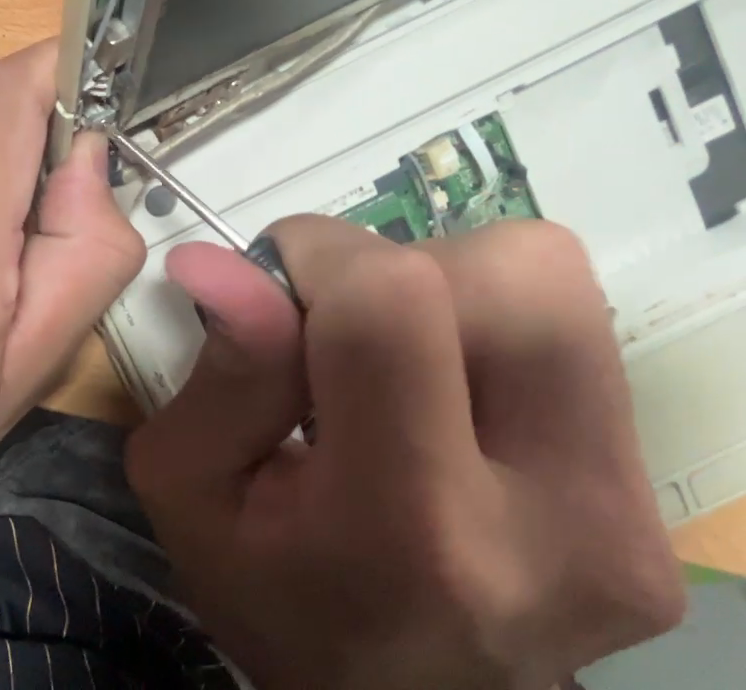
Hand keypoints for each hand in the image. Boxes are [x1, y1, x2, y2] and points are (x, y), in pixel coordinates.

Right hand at [127, 216, 684, 689]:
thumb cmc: (261, 593)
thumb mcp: (187, 489)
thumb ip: (218, 375)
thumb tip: (218, 258)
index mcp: (408, 524)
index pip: (393, 309)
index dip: (319, 254)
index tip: (267, 279)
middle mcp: (557, 518)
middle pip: (516, 277)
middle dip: (394, 265)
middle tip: (330, 327)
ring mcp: (633, 519)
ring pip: (558, 289)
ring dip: (444, 290)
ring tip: (385, 361)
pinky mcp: (659, 510)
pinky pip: (572, 338)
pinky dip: (480, 330)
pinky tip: (435, 396)